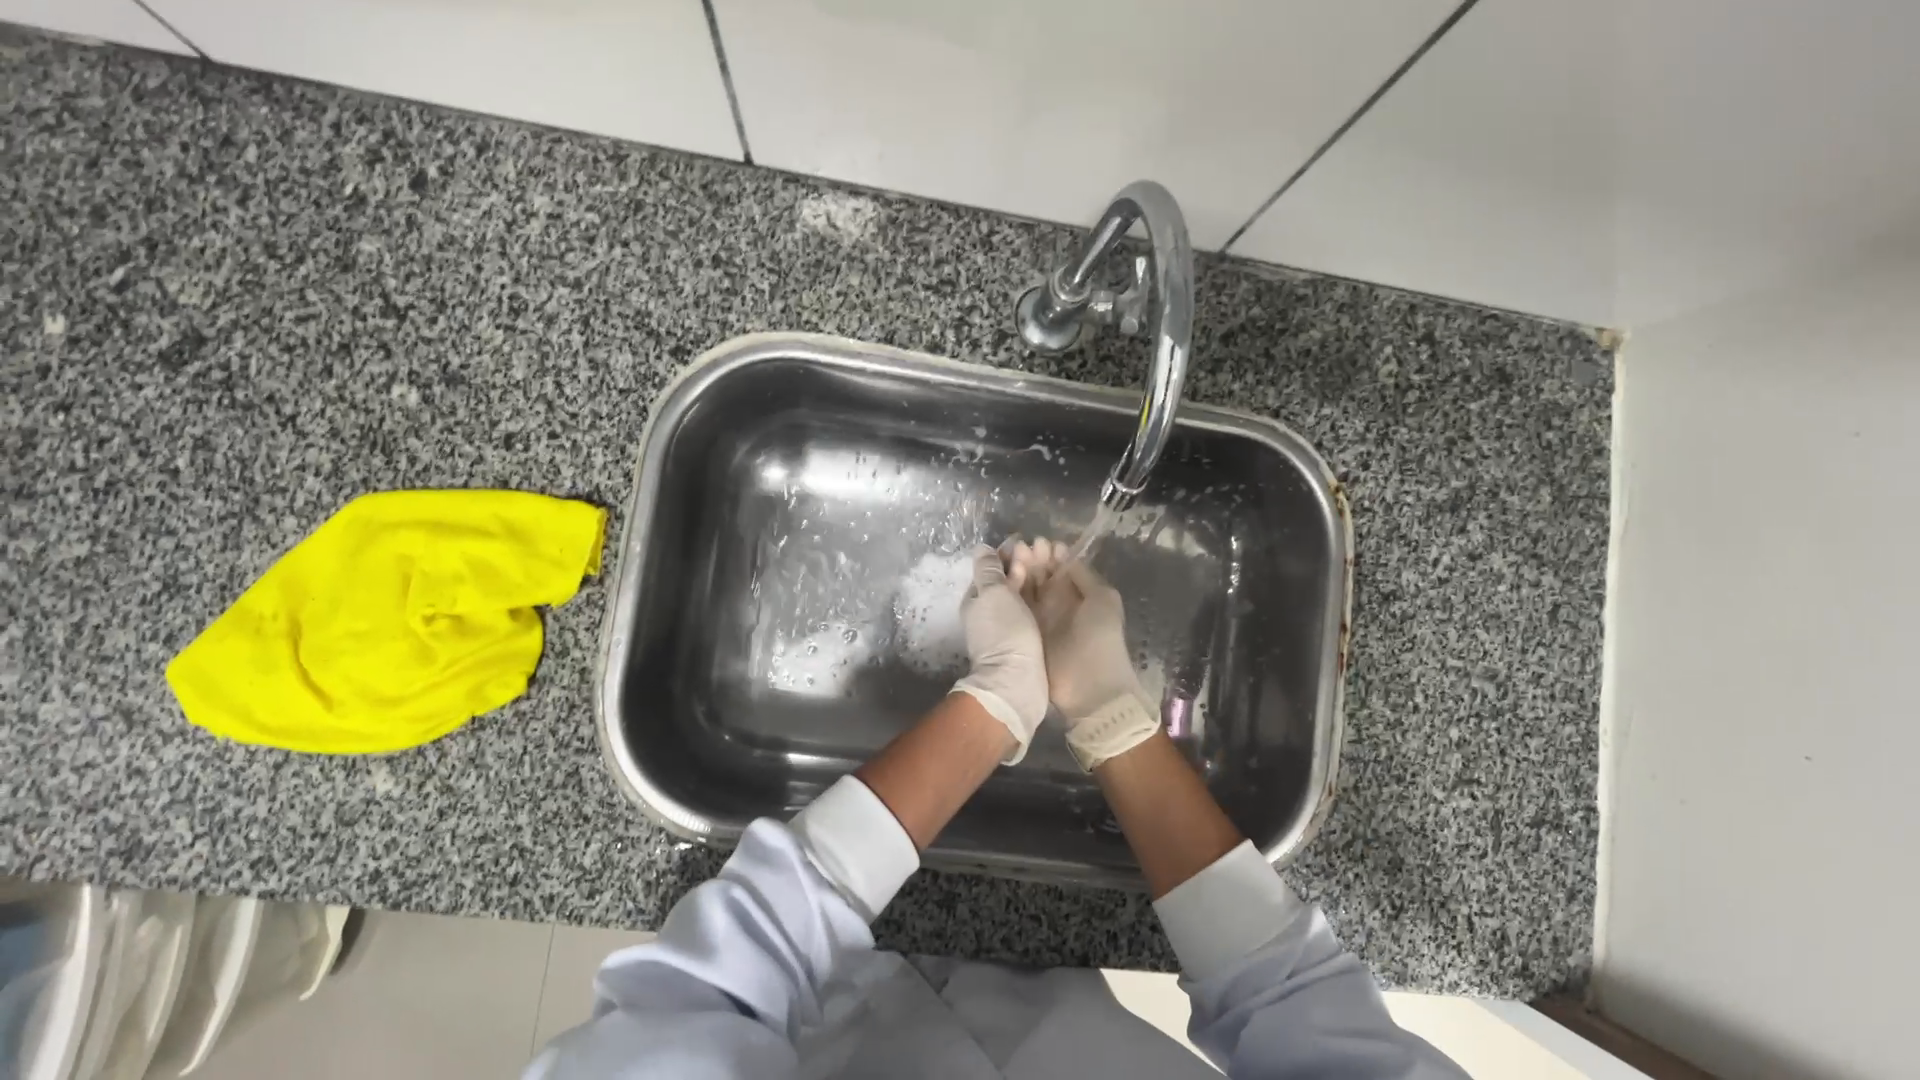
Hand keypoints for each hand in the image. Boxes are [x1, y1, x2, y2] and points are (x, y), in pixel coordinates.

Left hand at [950, 545, 1049, 764]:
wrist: (1018, 680)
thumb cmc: (1004, 632)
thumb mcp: (991, 593)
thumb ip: (988, 570)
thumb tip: (982, 549)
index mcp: (977, 599)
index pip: (991, 568)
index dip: (1008, 553)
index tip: (1028, 543)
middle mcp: (990, 611)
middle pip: (1007, 580)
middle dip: (1025, 563)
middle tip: (1047, 549)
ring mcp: (1008, 626)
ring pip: (1022, 594)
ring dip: (1036, 577)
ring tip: (1056, 563)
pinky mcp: (1026, 638)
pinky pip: (1033, 609)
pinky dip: (1042, 596)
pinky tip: (1058, 589)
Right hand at [1028, 549, 1161, 771]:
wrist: (1089, 684)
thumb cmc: (1102, 638)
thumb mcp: (1103, 599)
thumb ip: (1084, 576)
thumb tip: (1065, 557)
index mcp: (1079, 595)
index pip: (1061, 568)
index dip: (1052, 554)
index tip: (1041, 542)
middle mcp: (1058, 604)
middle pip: (1042, 575)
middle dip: (1034, 559)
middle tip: (1023, 546)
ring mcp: (1040, 618)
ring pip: (1027, 587)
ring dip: (1022, 570)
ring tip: (1015, 556)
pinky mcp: (1025, 631)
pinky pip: (1016, 606)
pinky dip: (1012, 590)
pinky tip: (1009, 576)